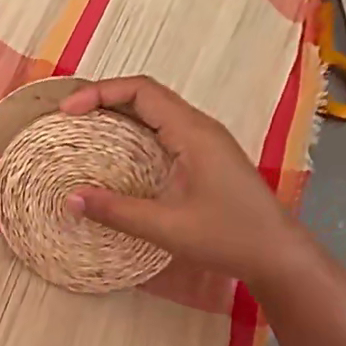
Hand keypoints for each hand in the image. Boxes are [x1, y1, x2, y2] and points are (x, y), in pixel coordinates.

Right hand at [60, 77, 309, 284]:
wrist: (278, 255)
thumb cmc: (229, 237)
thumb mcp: (168, 228)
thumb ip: (118, 211)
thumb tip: (71, 199)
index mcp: (193, 131)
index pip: (141, 90)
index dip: (100, 93)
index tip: (67, 112)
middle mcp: (199, 126)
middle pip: (146, 94)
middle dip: (104, 99)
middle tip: (69, 118)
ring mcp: (205, 140)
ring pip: (155, 111)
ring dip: (119, 114)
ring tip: (85, 131)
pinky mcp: (206, 156)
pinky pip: (163, 130)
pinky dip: (134, 131)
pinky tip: (117, 155)